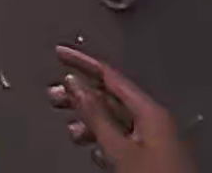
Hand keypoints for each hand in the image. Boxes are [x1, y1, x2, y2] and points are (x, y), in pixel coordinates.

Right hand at [49, 47, 195, 172]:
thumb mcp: (119, 148)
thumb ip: (95, 113)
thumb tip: (73, 82)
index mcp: (150, 109)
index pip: (109, 74)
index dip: (81, 61)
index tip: (59, 52)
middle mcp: (155, 119)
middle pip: (110, 96)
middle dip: (80, 96)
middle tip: (53, 95)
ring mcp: (157, 140)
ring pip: (115, 119)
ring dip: (90, 121)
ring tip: (70, 128)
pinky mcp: (156, 159)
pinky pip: (124, 138)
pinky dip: (105, 139)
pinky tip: (93, 147)